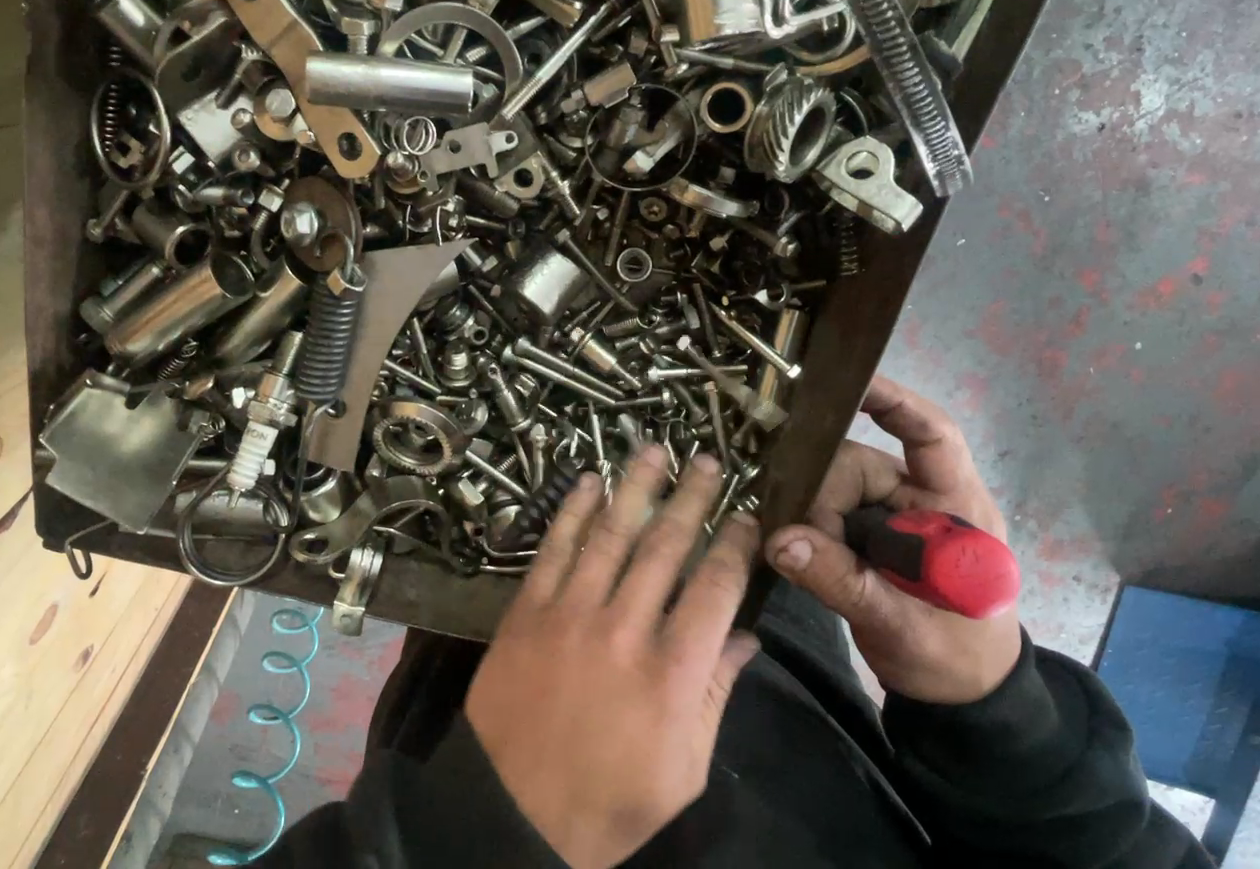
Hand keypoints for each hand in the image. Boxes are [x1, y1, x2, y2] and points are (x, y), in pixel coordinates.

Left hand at [466, 448, 761, 868]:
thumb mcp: (684, 767)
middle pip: (666, 546)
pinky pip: (553, 549)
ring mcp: (570, 613)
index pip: (716, 587)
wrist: (513, 810)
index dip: (735, 543)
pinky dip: (572, 512)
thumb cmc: (610, 800)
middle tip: (709, 460)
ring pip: (611, 534)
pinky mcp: (527, 611)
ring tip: (655, 450)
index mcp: (675, 671)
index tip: (747, 513)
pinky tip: (587, 482)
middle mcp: (626, 628)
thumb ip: (715, 694)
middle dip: (692, 498)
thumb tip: (746, 637)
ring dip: (635, 487)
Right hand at [764, 376, 1021, 704]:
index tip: (844, 382)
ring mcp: (891, 519)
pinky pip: (825, 513)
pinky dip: (806, 528)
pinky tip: (789, 547)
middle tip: (797, 540)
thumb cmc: (952, 659)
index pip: (932, 436)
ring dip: (809, 517)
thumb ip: (841, 580)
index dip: (894, 403)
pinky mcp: (867, 536)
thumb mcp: (898, 624)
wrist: (957, 701)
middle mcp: (920, 501)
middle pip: (856, 465)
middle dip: (821, 497)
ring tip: (795, 555)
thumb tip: (780, 540)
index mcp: (954, 508)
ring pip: (832, 489)